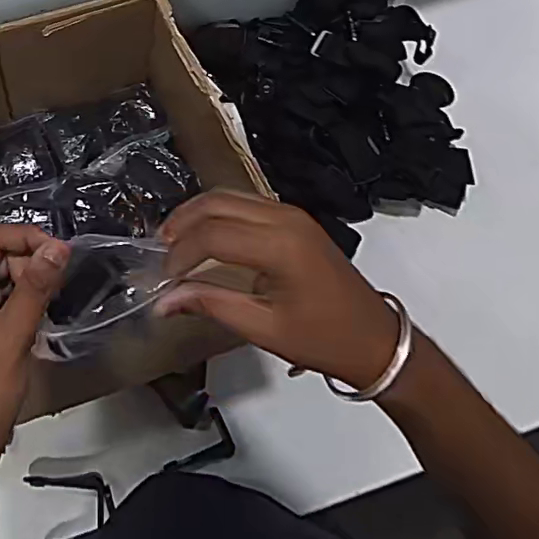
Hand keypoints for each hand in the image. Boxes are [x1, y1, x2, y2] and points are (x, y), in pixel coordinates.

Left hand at [0, 224, 70, 462]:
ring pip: (4, 282)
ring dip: (30, 286)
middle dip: (30, 264)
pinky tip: (43, 321)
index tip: (59, 251)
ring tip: (54, 305)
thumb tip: (58, 247)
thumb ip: (35, 288)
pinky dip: (25, 306)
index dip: (24, 237)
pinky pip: (5, 305)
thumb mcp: (11, 336)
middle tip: (59, 285)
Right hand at [156, 190, 399, 389]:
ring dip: (195, 214)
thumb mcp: (264, 329)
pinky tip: (202, 233)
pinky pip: (243, 202)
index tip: (165, 277)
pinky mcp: (292, 218)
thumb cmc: (325, 340)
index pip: (213, 235)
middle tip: (160, 250)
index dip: (181, 254)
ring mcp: (290, 214)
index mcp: (281, 246)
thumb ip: (210, 304)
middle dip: (181, 224)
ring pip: (227, 196)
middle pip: (215, 204)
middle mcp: (285, 218)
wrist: (379, 341)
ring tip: (173, 240)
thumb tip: (162, 301)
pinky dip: (215, 213)